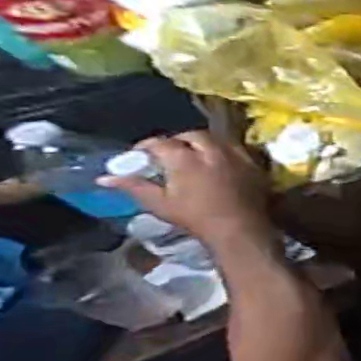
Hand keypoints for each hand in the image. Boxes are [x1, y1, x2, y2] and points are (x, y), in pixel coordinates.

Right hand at [99, 131, 269, 250]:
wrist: (238, 225)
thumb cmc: (195, 216)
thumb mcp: (159, 203)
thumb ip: (134, 186)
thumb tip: (105, 178)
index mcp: (187, 160)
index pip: (163, 143)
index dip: (148, 145)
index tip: (140, 152)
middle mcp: (214, 152)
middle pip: (193, 135)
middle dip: (178, 139)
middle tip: (169, 150)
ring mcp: (238, 156)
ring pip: (218, 138)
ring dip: (203, 142)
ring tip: (193, 153)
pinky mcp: (255, 163)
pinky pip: (238, 148)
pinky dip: (224, 149)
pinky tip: (218, 160)